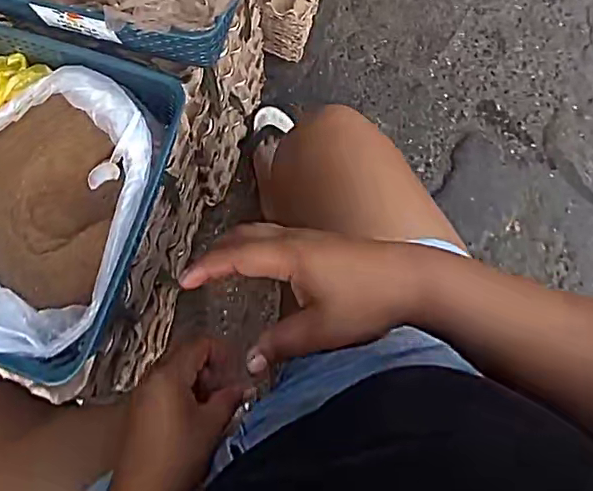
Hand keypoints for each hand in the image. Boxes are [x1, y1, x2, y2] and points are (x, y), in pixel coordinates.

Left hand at [113, 336, 249, 490]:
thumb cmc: (175, 459)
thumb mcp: (210, 426)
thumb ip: (229, 399)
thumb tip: (241, 388)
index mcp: (168, 373)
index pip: (200, 344)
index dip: (222, 352)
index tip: (235, 368)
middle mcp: (151, 377)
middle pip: (186, 354)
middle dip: (210, 368)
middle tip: (226, 387)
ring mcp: (142, 394)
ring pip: (175, 372)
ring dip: (197, 382)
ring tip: (212, 405)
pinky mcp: (138, 411)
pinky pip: (164, 388)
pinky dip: (182, 393)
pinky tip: (193, 417)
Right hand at [180, 224, 445, 373]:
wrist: (408, 275)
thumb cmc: (365, 300)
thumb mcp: (322, 330)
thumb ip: (282, 343)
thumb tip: (251, 361)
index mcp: (289, 254)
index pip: (237, 255)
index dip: (208, 265)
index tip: (183, 278)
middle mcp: (294, 237)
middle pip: (245, 235)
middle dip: (215, 250)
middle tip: (193, 271)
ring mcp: (308, 235)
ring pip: (260, 231)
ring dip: (234, 243)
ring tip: (217, 262)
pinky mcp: (320, 240)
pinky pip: (274, 234)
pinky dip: (253, 242)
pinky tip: (258, 258)